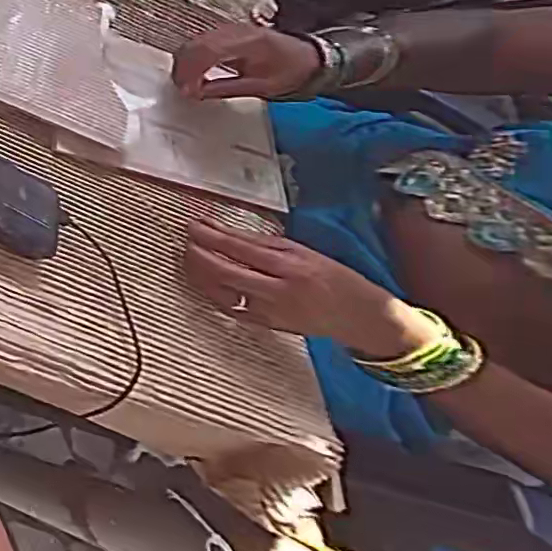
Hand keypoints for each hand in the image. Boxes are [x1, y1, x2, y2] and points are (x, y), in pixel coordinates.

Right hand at [171, 24, 319, 100]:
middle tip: (184, 90)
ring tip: (187, 84)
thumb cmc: (289, 71)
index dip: (190, 71)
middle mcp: (235, 31)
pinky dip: (189, 58)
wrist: (308, 57)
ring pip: (191, 43)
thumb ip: (225, 89)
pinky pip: (197, 42)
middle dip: (182, 69)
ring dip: (183, 64)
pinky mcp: (223, 33)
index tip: (187, 90)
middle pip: (193, 45)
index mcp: (248, 43)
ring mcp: (228, 30)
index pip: (206, 51)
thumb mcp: (260, 87)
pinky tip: (193, 73)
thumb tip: (194, 93)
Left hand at [182, 220, 438, 357]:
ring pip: (222, 292)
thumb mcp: (304, 252)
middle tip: (186, 241)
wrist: (365, 319)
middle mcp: (279, 291)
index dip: (211, 236)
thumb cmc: (336, 279)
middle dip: (198, 254)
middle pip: (225, 272)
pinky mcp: (268, 325)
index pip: (239, 249)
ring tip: (189, 258)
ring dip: (199, 274)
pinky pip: (232, 309)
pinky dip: (213, 294)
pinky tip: (203, 281)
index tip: (193, 225)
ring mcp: (271, 312)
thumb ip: (263, 243)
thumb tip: (224, 230)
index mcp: (291, 267)